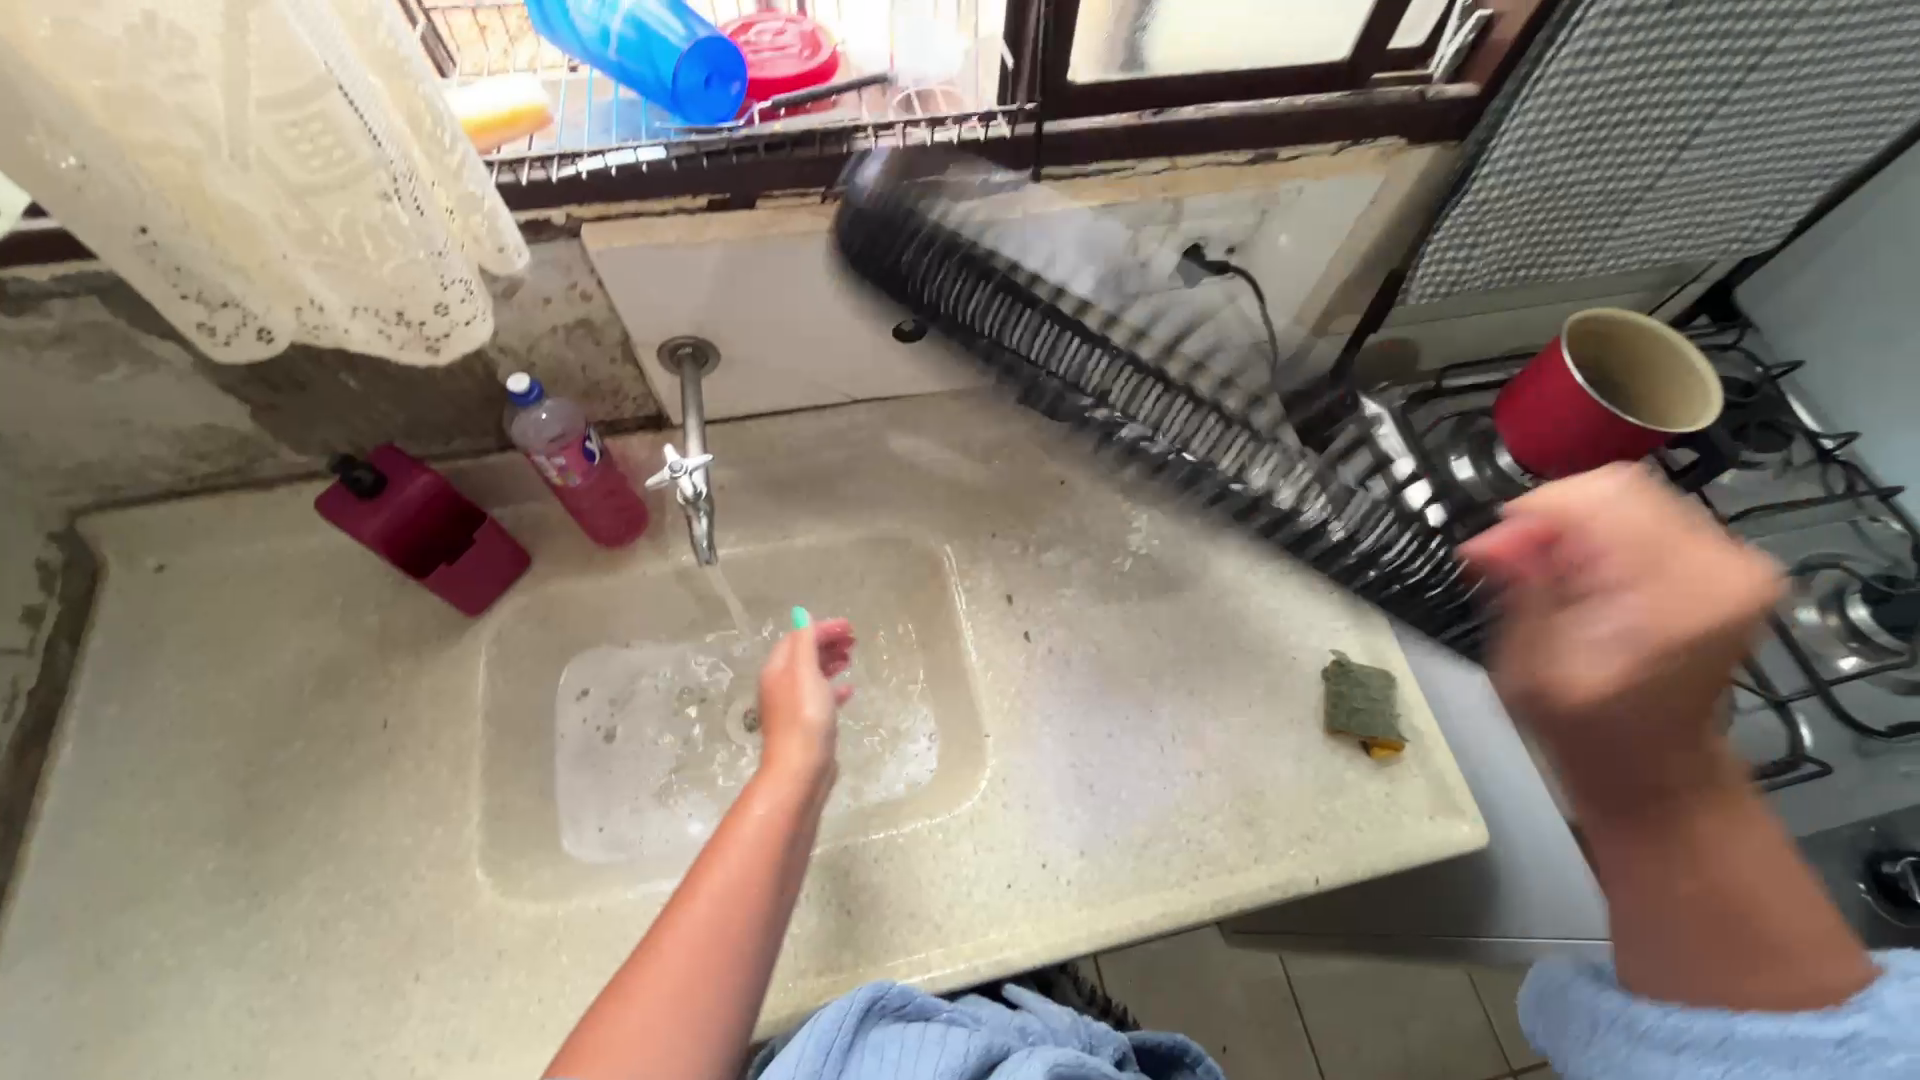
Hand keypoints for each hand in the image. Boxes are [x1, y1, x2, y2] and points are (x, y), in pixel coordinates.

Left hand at [755, 618, 854, 786]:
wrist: (801, 768)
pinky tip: (849, 689)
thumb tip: (801, 613)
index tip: (849, 628)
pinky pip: (820, 697)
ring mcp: (793, 706)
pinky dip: (834, 687)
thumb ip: (805, 642)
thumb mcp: (805, 672)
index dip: (822, 629)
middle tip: (853, 641)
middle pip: (804, 654)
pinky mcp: (806, 724)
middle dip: (827, 643)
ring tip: (851, 659)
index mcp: (777, 670)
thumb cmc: (805, 717)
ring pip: (812, 675)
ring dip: (830, 662)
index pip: (798, 638)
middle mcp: (781, 685)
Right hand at [1458, 464, 1782, 814]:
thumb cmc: (1583, 727)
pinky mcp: (1727, 565)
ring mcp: (1734, 564)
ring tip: (1545, 574)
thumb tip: (1487, 539)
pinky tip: (1579, 576)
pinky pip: (1647, 515)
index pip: (1603, 496)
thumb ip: (1518, 591)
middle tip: (1513, 563)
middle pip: (1619, 489)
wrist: (1652, 765)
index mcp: (1679, 593)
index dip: (1537, 512)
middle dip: (1552, 519)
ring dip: (1573, 528)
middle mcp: (1723, 567)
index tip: (1498, 551)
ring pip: (1629, 497)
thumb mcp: (1527, 668)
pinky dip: (1599, 536)